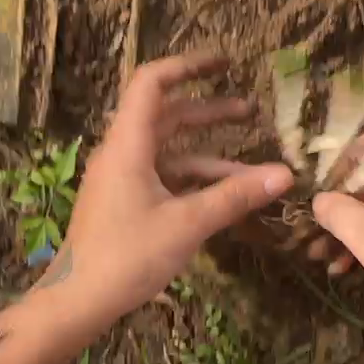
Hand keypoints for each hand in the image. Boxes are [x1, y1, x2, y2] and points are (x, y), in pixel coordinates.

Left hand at [47, 55, 293, 324]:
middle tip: (250, 111)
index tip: (223, 63)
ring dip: (209, 158)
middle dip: (209, 112)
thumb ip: (234, 197)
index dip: (187, 66)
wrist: (79, 300)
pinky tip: (225, 199)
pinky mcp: (123, 205)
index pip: (152, 83)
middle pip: (167, 117)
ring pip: (169, 154)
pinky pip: (163, 181)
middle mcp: (122, 154)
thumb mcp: (187, 225)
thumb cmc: (127, 256)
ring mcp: (121, 181)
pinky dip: (193, 184)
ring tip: (253, 171)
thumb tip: (284, 175)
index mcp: (128, 145)